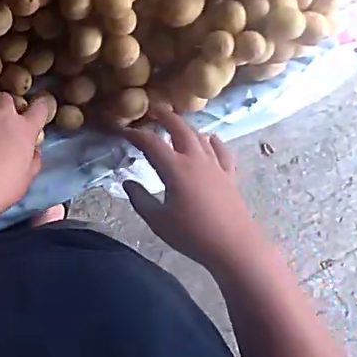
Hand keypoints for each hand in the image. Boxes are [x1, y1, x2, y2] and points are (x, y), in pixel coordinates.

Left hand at [0, 93, 49, 217]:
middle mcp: (4, 115)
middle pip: (5, 98)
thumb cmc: (3, 187)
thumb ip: (33, 161)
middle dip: (2, 106)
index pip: (39, 108)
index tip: (34, 113)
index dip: (38, 108)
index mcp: (25, 129)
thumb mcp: (26, 178)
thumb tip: (34, 151)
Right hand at [122, 107, 263, 273]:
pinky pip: (221, 151)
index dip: (134, 134)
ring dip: (186, 126)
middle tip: (153, 109)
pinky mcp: (230, 176)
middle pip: (180, 128)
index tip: (122, 131)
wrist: (234, 246)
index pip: (151, 143)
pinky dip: (213, 142)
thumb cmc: (192, 235)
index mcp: (175, 169)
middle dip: (165, 116)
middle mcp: (196, 160)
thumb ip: (140, 199)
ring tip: (176, 123)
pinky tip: (211, 139)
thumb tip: (127, 182)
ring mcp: (216, 166)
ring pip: (200, 136)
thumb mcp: (158, 221)